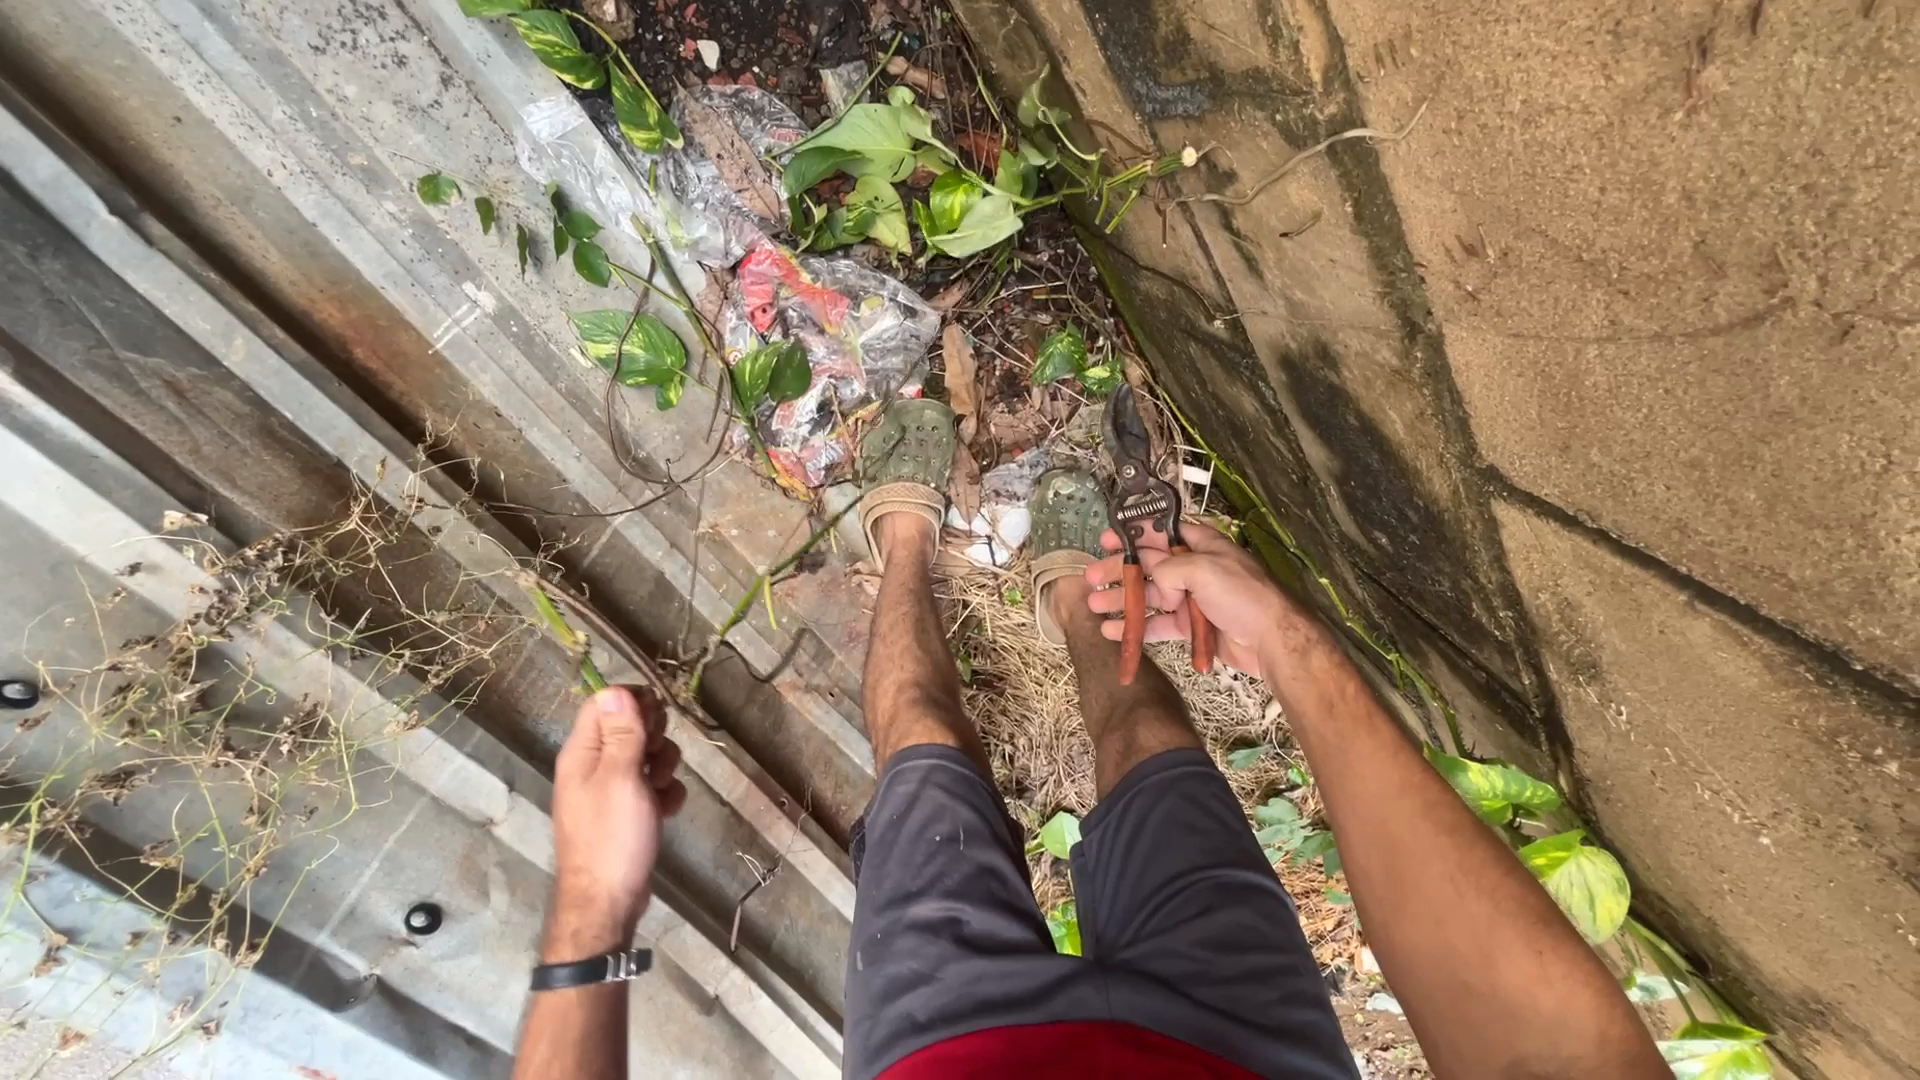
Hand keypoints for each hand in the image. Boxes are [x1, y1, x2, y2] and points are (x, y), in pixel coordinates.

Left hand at [543, 686, 686, 962]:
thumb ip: (621, 733)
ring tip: (659, 790)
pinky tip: (665, 810)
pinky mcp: (628, 809)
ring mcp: (610, 788)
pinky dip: (665, 793)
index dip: (634, 702)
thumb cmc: (612, 836)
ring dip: (664, 766)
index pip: (605, 702)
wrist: (609, 902)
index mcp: (582, 752)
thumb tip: (615, 690)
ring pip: (647, 754)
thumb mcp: (620, 778)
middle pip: (630, 725)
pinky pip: (654, 785)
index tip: (657, 719)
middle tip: (654, 759)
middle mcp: (593, 765)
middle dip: (654, 736)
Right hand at [1083, 521, 1330, 681]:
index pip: (1161, 533)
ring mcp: (1192, 598)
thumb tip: (1155, 580)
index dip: (1133, 535)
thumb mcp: (1204, 569)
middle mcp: (1194, 569)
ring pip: (1149, 596)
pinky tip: (1114, 631)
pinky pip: (1158, 624)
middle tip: (1092, 578)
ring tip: (1096, 606)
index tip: (1108, 540)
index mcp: (1201, 546)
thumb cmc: (1244, 596)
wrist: (1270, 640)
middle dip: (1119, 571)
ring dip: (1122, 600)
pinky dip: (1136, 627)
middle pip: (1148, 566)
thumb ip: (1169, 568)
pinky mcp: (1191, 625)